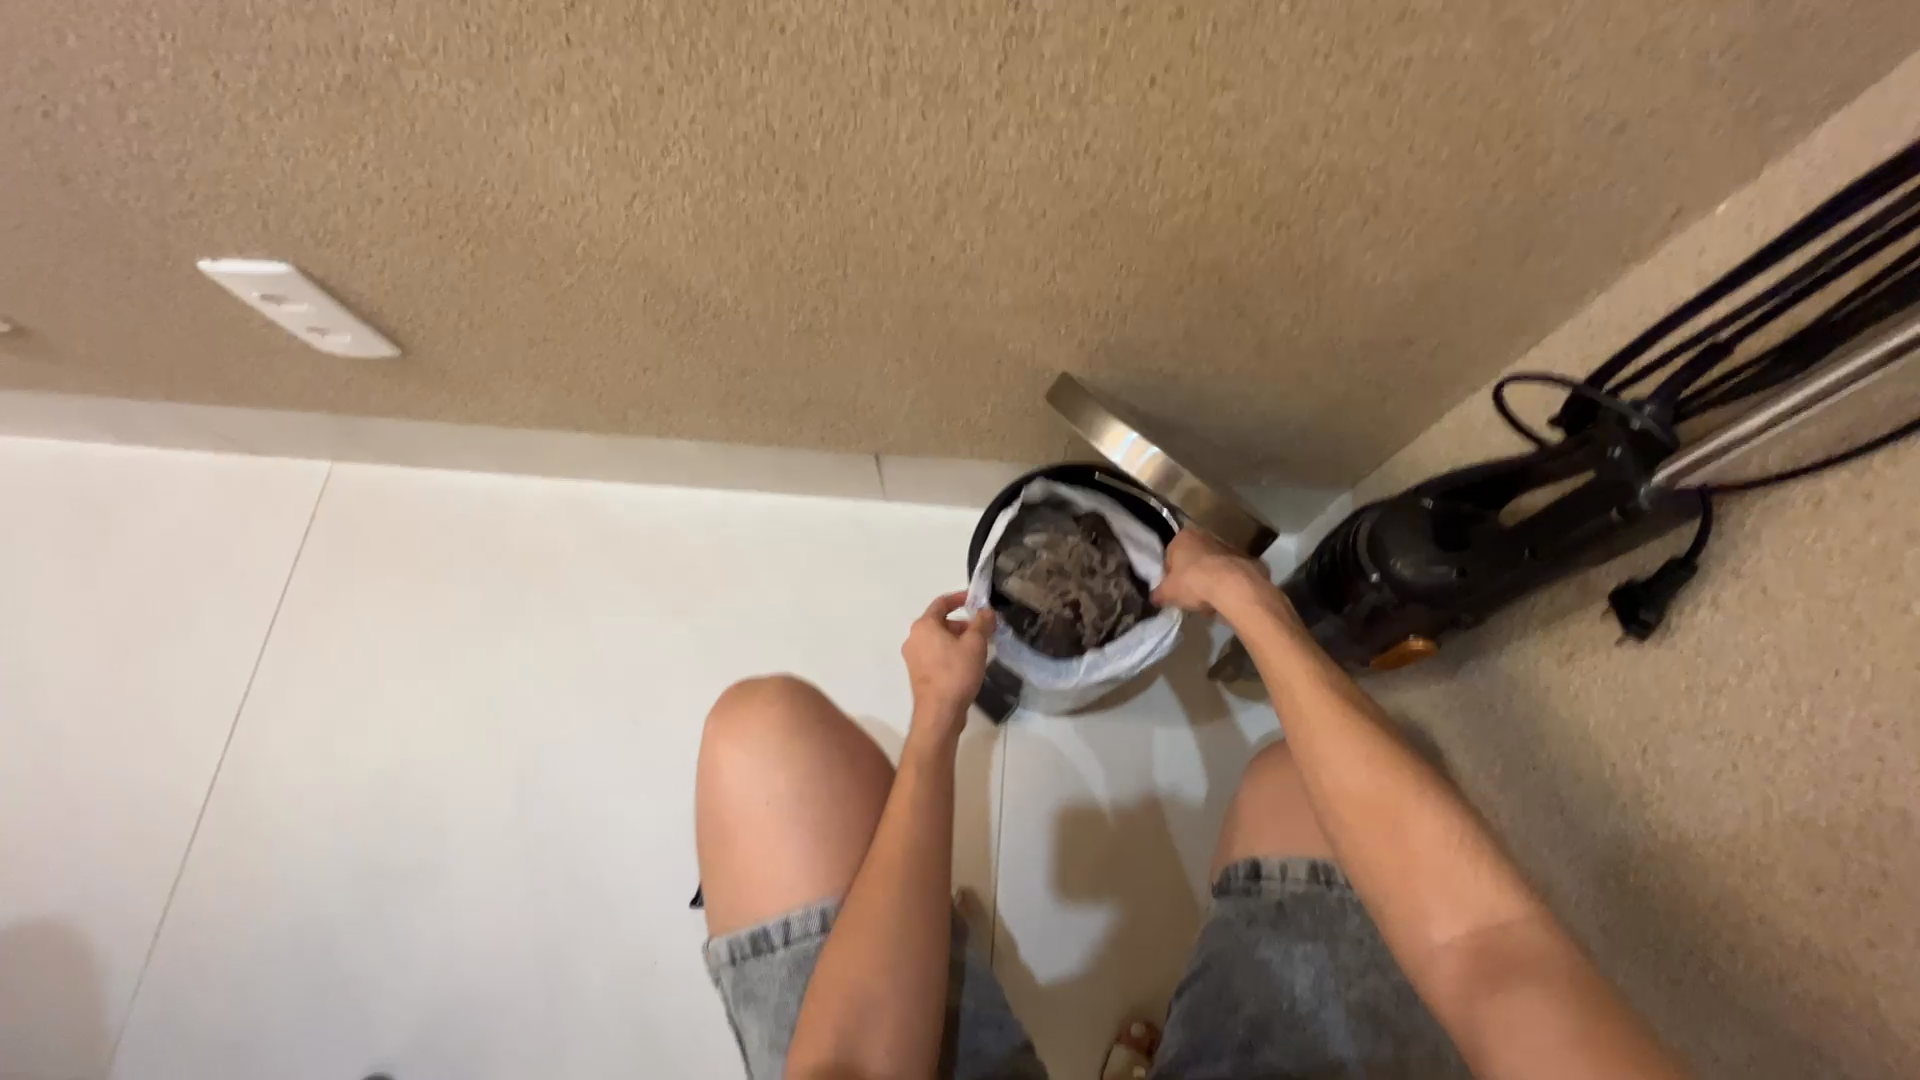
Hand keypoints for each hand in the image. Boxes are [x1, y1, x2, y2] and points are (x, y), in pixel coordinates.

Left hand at [901, 592, 995, 740]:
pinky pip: (935, 655)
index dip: (959, 598)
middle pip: (940, 622)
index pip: (941, 603)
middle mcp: (913, 638)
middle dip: (963, 623)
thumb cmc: (956, 672)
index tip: (975, 600)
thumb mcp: (975, 644)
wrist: (939, 712)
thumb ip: (982, 623)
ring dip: (957, 639)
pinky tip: (966, 664)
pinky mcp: (918, 674)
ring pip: (938, 640)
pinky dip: (950, 653)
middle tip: (983, 630)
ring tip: (978, 648)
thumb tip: (986, 611)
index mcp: (924, 626)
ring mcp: (913, 658)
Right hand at [1152, 528, 1282, 616]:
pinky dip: (1226, 585)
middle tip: (1189, 596)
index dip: (1169, 575)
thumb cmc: (1193, 582)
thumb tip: (1154, 597)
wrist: (1234, 587)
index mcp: (1182, 537)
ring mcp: (1227, 546)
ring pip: (1212, 567)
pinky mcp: (1245, 559)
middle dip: (1190, 576)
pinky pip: (1229, 574)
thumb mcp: (1167, 592)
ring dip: (1209, 582)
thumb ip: (1158, 594)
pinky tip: (1223, 601)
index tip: (1172, 590)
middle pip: (1192, 559)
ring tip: (1207, 603)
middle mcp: (1204, 535)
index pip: (1170, 555)